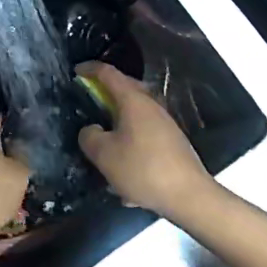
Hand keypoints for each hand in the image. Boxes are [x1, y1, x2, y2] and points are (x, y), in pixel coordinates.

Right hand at [74, 62, 212, 218]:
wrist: (191, 197)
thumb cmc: (143, 169)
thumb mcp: (104, 155)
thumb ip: (89, 137)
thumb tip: (92, 130)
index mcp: (133, 100)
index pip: (108, 73)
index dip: (89, 69)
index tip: (76, 72)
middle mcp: (151, 106)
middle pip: (125, 89)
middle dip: (105, 92)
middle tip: (89, 101)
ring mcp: (165, 124)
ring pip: (135, 114)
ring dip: (118, 121)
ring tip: (105, 142)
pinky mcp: (173, 144)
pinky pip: (145, 135)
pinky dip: (131, 142)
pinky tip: (125, 173)